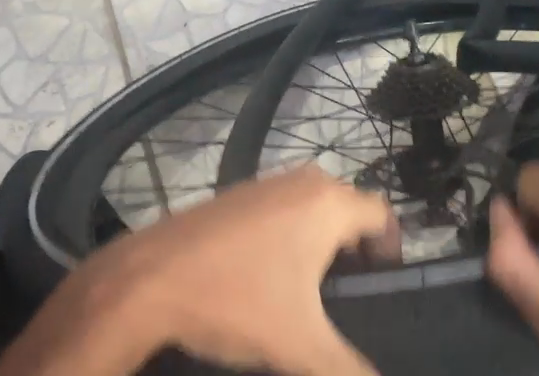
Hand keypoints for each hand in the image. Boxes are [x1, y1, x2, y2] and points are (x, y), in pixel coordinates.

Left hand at [0, 165, 400, 375]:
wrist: (146, 280)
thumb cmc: (234, 301)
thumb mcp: (299, 346)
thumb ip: (348, 370)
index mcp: (329, 204)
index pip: (384, 216)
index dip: (392, 253)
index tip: (382, 292)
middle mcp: (304, 181)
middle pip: (350, 210)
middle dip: (356, 252)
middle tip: (348, 300)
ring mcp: (267, 183)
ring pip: (314, 209)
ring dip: (322, 245)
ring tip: (310, 296)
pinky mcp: (237, 194)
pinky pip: (283, 210)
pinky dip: (289, 237)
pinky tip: (267, 280)